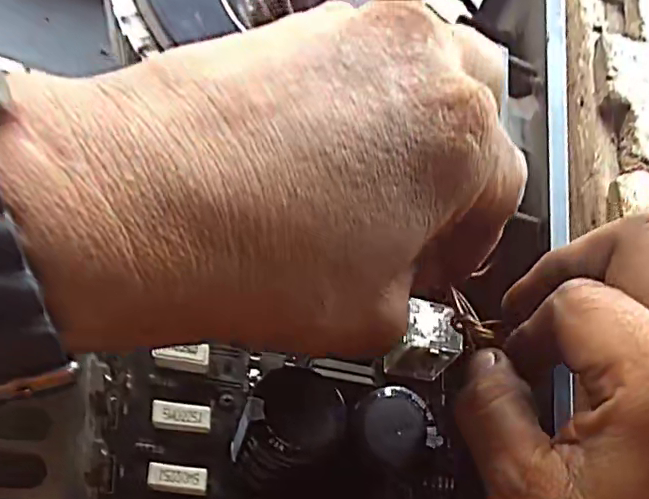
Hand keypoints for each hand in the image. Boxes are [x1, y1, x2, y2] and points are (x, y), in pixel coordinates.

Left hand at [0, 1, 525, 356]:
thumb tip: (419, 288)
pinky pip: (370, 64)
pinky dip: (373, 110)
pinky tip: (341, 165)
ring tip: (385, 195)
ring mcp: (360, 25)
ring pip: (430, 78)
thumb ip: (423, 300)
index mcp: (463, 137)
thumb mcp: (379, 319)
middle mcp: (423, 59)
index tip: (444, 271)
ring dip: (424, 136)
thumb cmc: (257, 257)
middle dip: (462, 177)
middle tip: (425, 228)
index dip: (475, 245)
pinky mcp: (304, 21)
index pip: (505, 193)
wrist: (143, 207)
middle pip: (481, 116)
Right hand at [456, 210, 648, 498]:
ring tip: (593, 291)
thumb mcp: (521, 489)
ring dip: (636, 252)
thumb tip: (482, 360)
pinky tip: (630, 323)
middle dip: (572, 261)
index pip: (574, 300)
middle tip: (537, 308)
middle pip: (643, 236)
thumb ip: (488, 406)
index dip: (526, 327)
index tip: (511, 367)